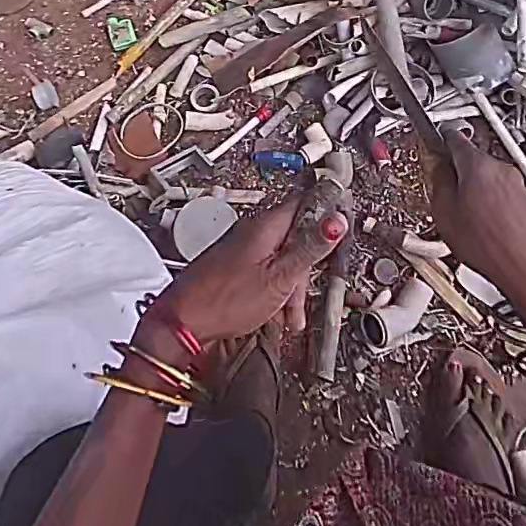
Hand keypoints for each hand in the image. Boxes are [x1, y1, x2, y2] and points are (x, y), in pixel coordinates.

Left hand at [150, 184, 347, 344]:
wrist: (184, 321)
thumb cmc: (225, 300)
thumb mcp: (280, 277)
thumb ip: (309, 248)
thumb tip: (335, 221)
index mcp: (266, 226)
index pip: (304, 203)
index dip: (326, 213)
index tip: (340, 228)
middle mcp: (253, 232)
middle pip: (295, 237)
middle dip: (305, 268)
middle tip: (304, 293)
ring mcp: (243, 248)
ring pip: (281, 260)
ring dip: (290, 287)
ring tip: (288, 316)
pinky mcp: (235, 266)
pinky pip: (265, 273)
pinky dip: (274, 292)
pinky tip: (274, 315)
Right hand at [425, 128, 525, 296]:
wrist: (524, 268)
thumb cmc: (488, 244)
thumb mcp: (444, 210)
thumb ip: (437, 180)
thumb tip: (436, 165)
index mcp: (478, 164)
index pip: (453, 138)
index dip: (437, 140)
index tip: (430, 144)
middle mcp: (501, 168)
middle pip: (470, 158)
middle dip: (454, 169)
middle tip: (439, 188)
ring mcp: (515, 183)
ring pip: (484, 175)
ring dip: (470, 186)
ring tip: (459, 213)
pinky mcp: (523, 200)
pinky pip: (497, 190)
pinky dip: (485, 199)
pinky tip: (477, 223)